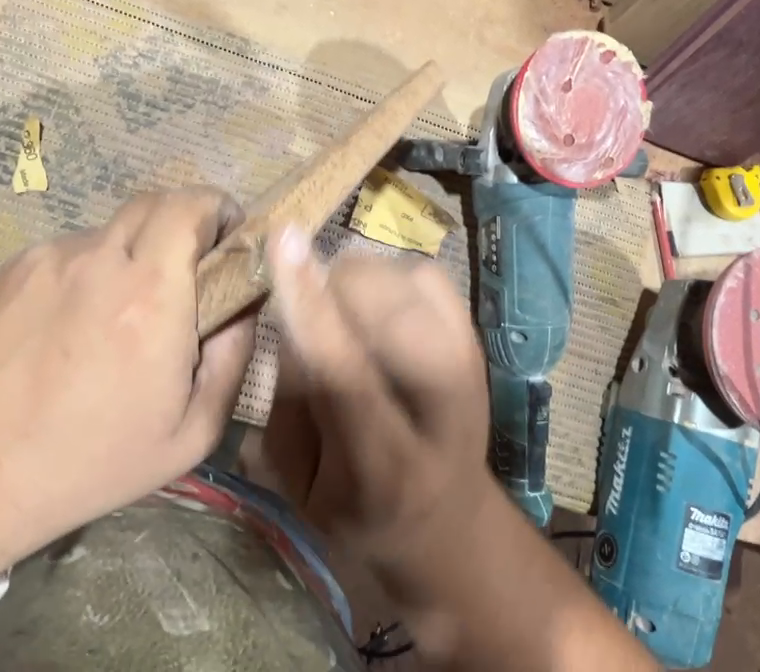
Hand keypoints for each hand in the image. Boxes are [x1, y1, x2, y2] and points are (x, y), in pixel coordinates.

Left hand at [0, 188, 257, 569]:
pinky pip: (69, 254)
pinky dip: (86, 275)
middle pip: (156, 202)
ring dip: (131, 257)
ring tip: (115, 319)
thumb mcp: (191, 434)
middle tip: (183, 275)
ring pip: (111, 232)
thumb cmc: (89, 463)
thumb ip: (233, 357)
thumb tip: (245, 303)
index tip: (225, 244)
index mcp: (151, 297)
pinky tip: (69, 329)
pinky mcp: (12, 268)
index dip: (219, 214)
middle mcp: (100, 260)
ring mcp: (49, 259)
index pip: (194, 206)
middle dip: (182, 225)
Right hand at [262, 223, 501, 608]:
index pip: (344, 374)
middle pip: (392, 314)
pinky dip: (390, 274)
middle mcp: (440, 412)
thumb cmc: (353, 506)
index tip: (283, 242)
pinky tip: (373, 304)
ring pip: (411, 283)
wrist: (446, 517)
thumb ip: (286, 402)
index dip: (310, 305)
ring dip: (358, 278)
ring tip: (338, 307)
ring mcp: (470, 370)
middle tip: (305, 302)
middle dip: (332, 285)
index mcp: (383, 466)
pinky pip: (428, 274)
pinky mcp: (476, 340)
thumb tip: (289, 314)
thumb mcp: (298, 480)